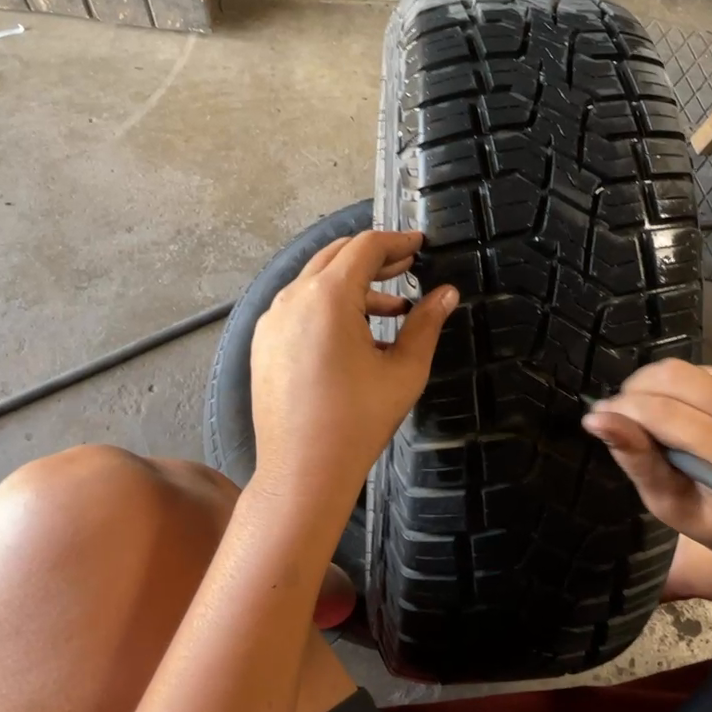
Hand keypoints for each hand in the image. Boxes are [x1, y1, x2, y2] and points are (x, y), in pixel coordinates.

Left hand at [249, 229, 457, 515]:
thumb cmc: (358, 420)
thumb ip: (426, 324)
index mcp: (328, 297)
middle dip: (374, 258)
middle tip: (407, 266)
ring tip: (390, 308)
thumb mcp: (405, 370)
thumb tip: (448, 294)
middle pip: (336, 256)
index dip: (396, 241)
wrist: (303, 470)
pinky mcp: (264, 343)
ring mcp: (272, 320)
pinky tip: (356, 334)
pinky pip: (299, 307)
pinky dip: (329, 306)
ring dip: (352, 284)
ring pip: (315, 281)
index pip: (365, 247)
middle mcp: (293, 298)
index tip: (419, 244)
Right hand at [584, 359, 711, 570]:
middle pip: (677, 378)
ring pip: (687, 370)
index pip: (668, 413)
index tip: (596, 415)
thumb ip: (636, 459)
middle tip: (617, 412)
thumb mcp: (667, 503)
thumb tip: (596, 419)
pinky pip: (703, 371)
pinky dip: (678, 387)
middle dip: (635, 390)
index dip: (626, 408)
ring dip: (654, 386)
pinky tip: (677, 411)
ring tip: (644, 415)